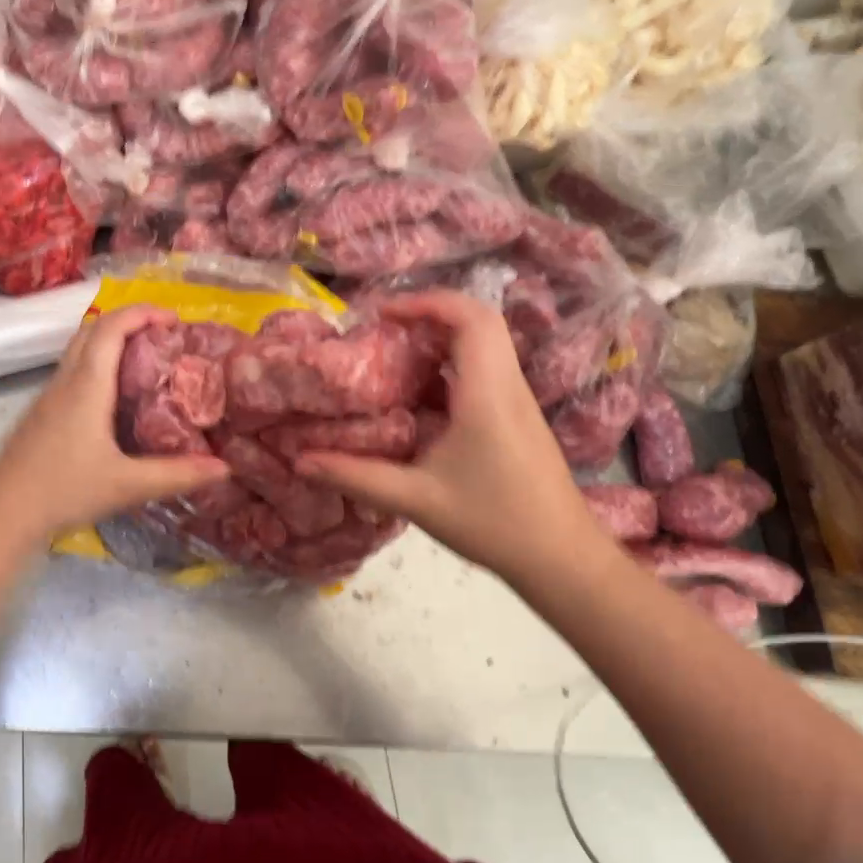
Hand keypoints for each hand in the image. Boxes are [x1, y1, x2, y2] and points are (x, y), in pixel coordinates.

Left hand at [0, 305, 229, 539]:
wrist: (4, 511)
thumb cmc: (65, 490)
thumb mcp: (127, 486)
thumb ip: (176, 474)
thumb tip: (224, 468)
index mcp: (87, 386)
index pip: (111, 328)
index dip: (142, 313)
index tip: (174, 318)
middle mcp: (65, 381)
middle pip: (91, 330)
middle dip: (127, 322)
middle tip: (162, 338)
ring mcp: (47, 396)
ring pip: (78, 351)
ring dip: (109, 344)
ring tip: (145, 364)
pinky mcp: (39, 414)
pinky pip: (70, 373)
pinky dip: (96, 367)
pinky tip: (113, 400)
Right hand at [295, 291, 602, 580]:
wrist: (563, 560)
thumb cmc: (495, 524)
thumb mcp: (416, 501)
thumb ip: (355, 477)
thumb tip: (299, 459)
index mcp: (487, 396)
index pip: (472, 320)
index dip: (427, 303)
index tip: (382, 314)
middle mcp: (507, 389)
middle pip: (478, 324)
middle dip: (427, 315)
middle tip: (379, 331)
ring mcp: (516, 404)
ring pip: (482, 347)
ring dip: (436, 341)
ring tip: (388, 359)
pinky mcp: (515, 420)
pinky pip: (482, 372)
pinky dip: (445, 368)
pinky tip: (413, 399)